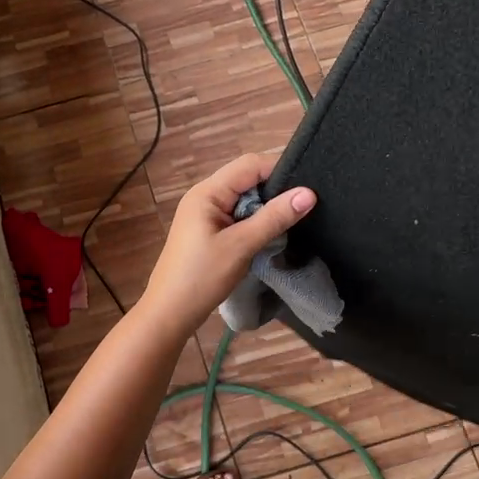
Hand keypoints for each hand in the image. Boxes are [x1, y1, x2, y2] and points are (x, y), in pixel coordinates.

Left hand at [137, 153, 315, 335]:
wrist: (170, 312)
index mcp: (207, 192)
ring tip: (291, 220)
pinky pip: (237, 215)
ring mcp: (205, 214)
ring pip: (244, 199)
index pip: (249, 165)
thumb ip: (274, 218)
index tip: (307, 189)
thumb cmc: (202, 277)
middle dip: (274, 190)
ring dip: (265, 208)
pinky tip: (270, 233)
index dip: (279, 171)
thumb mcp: (241, 245)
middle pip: (247, 179)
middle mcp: (204, 196)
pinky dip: (254, 221)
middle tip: (303, 206)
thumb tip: (308, 194)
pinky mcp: (208, 231)